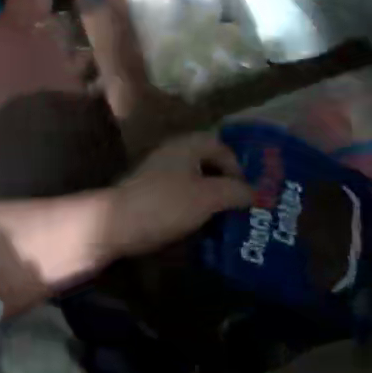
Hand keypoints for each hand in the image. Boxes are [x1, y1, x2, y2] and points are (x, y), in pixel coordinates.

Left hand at [104, 131, 255, 258]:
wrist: (117, 222)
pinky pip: (181, 196)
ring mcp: (158, 174)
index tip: (247, 193)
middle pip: (207, 163)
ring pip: (194, 181)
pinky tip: (203, 226)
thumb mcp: (208, 196)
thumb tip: (254, 193)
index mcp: (186, 146)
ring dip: (212, 198)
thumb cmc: (166, 204)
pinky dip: (195, 208)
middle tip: (243, 207)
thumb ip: (235, 191)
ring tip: (228, 220)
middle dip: (227, 183)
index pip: (220, 146)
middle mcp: (172, 154)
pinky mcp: (150, 194)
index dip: (238, 167)